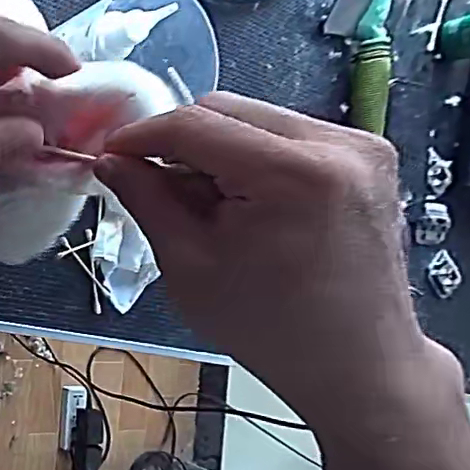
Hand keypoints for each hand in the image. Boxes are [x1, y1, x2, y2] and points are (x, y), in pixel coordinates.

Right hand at [95, 92, 460, 424]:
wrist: (354, 361)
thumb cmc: (268, 326)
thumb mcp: (188, 263)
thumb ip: (147, 200)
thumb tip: (111, 162)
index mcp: (294, 174)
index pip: (194, 124)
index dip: (139, 136)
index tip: (107, 155)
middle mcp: (338, 144)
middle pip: (224, 109)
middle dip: (175, 142)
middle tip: (148, 183)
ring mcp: (359, 146)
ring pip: (250, 117)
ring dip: (208, 149)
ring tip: (197, 201)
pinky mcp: (362, 156)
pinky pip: (279, 134)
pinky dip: (241, 156)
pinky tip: (233, 199)